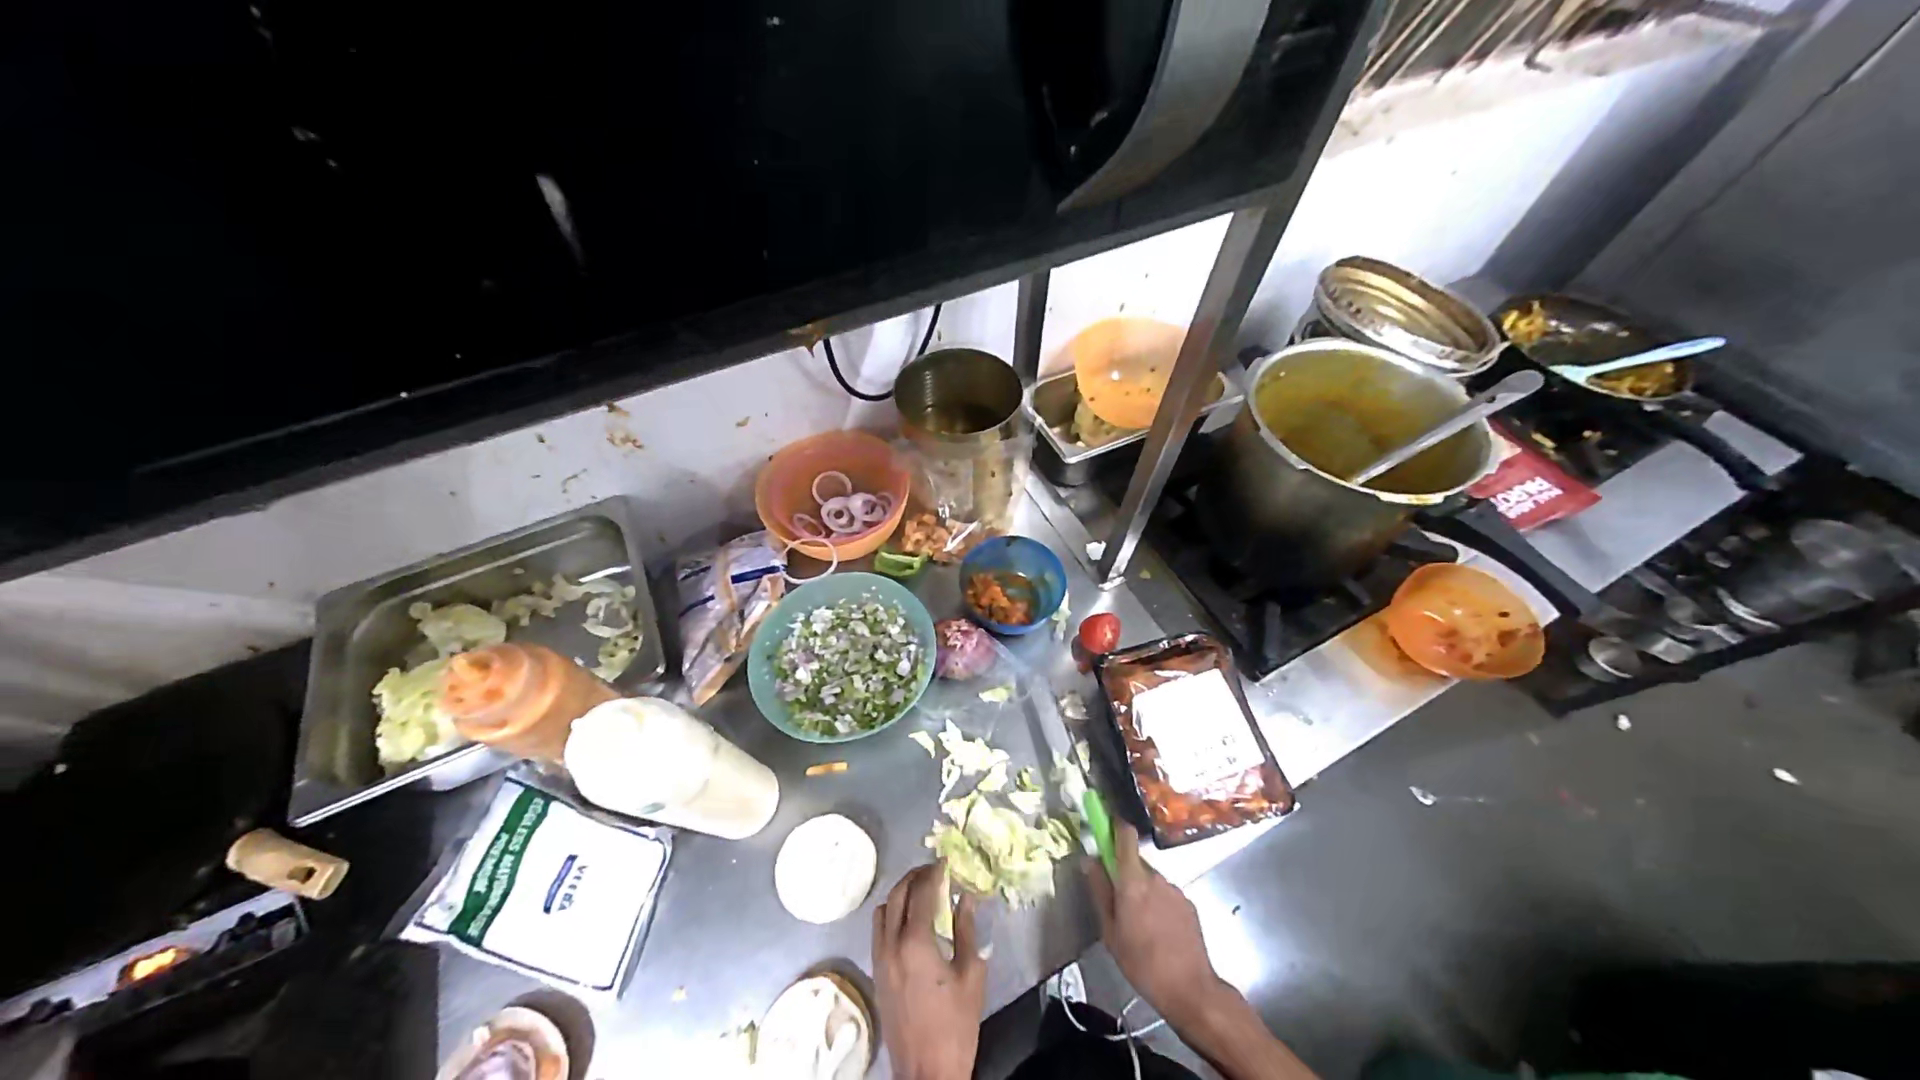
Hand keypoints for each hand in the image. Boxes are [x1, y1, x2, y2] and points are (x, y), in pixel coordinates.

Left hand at [872, 864, 985, 1079]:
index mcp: (916, 943)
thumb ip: (967, 931)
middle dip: (915, 877)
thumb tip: (966, 897)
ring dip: (900, 893)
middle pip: (897, 895)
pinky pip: (878, 930)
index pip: (922, 893)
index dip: (934, 873)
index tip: (947, 862)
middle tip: (934, 870)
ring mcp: (879, 958)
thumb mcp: (971, 975)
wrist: (925, 1072)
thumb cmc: (955, 1026)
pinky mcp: (876, 972)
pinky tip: (910, 919)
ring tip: (921, 891)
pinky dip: (891, 914)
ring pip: (883, 910)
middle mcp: (891, 944)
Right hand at [1082, 826, 1225, 1024]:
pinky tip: (1158, 931)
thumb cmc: (1142, 963)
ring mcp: (1175, 890)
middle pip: (1135, 862)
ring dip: (1142, 891)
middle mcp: (1156, 878)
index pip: (1126, 835)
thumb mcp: (1110, 931)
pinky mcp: (1189, 904)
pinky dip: (1158, 904)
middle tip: (1117, 902)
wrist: (1191, 989)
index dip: (1114, 824)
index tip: (1104, 824)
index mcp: (1133, 881)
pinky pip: (1166, 895)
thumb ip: (1099, 891)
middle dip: (1124, 873)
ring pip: (1151, 880)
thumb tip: (1089, 860)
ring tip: (1139, 925)